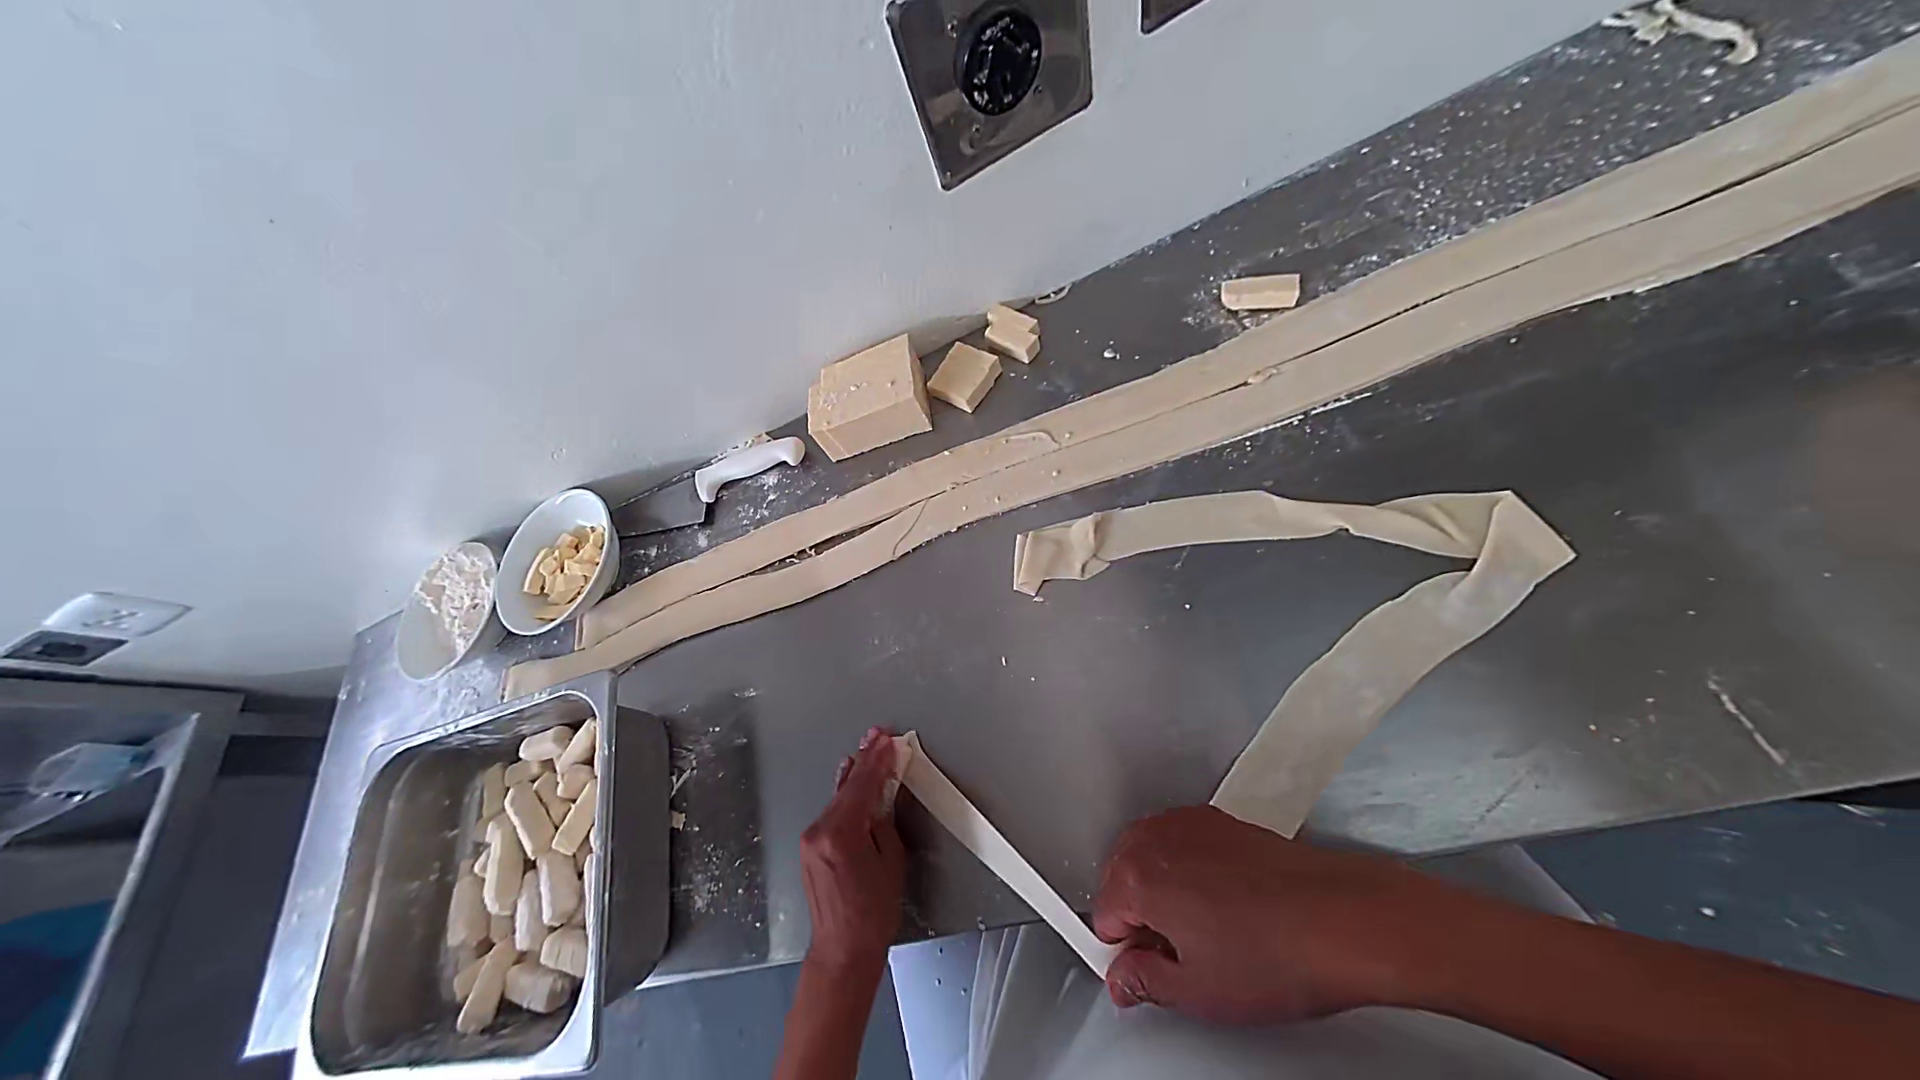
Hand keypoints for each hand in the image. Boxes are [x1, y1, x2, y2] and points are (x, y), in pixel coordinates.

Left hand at [799, 727, 906, 969]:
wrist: (843, 949)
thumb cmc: (872, 913)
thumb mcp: (891, 859)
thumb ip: (884, 819)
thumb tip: (883, 791)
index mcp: (841, 834)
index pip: (864, 785)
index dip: (879, 760)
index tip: (889, 742)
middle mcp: (819, 831)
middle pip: (848, 786)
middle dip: (866, 760)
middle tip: (879, 736)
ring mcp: (811, 838)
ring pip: (838, 796)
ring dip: (856, 775)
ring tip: (869, 751)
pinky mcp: (810, 846)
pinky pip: (832, 812)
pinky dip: (846, 795)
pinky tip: (853, 781)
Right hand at [1093, 805, 1482, 1023]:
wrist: (1345, 918)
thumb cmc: (1281, 949)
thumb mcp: (1198, 993)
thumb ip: (1143, 983)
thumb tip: (1126, 977)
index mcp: (1135, 875)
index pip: (1100, 919)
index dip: (1125, 953)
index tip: (1145, 969)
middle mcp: (1154, 837)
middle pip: (1120, 881)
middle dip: (1141, 919)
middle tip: (1185, 958)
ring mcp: (1187, 823)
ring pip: (1150, 861)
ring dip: (1165, 893)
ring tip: (1213, 932)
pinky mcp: (1217, 819)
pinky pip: (1182, 847)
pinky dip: (1192, 871)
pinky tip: (1230, 905)